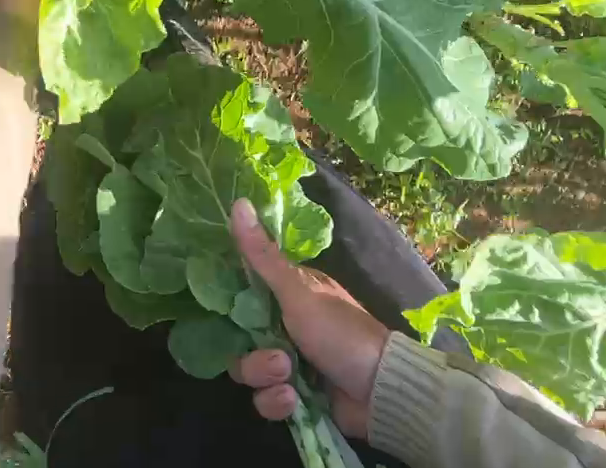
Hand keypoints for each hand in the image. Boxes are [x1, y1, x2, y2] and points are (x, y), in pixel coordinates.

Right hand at [228, 198, 388, 437]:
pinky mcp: (296, 395)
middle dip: (253, 356)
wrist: (381, 392)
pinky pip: (267, 399)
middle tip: (276, 359)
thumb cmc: (340, 331)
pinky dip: (277, 402)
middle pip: (241, 338)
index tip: (224, 313)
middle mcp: (285, 324)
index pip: (243, 292)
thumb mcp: (297, 290)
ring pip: (251, 370)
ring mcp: (289, 361)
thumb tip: (237, 201)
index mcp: (287, 293)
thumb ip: (263, 255)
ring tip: (290, 381)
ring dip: (266, 378)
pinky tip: (294, 401)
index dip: (230, 304)